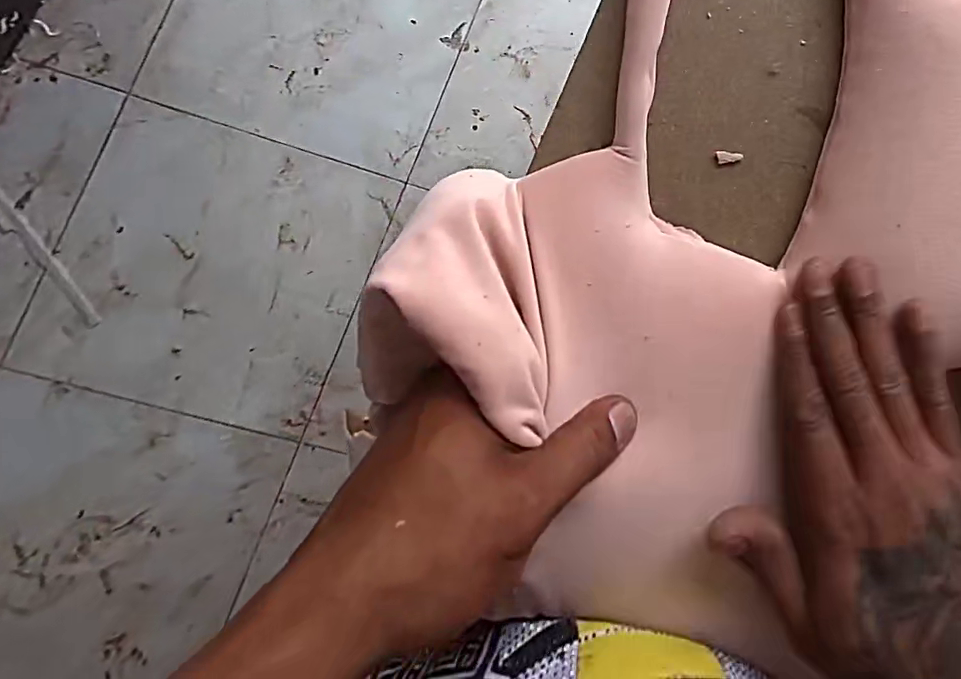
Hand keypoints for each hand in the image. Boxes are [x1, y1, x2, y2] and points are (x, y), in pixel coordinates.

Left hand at [180, 370, 635, 678]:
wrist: (335, 616)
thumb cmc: (436, 544)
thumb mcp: (523, 503)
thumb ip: (578, 453)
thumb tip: (625, 406)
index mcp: (457, 385)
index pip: (518, 345)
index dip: (559, 346)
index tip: (594, 346)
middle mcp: (429, 395)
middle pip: (499, 380)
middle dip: (540, 388)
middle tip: (588, 387)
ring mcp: (410, 431)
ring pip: (478, 412)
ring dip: (513, 423)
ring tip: (559, 424)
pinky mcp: (400, 468)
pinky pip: (458, 438)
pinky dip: (486, 446)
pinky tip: (505, 466)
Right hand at [710, 259, 960, 678]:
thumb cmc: (873, 639)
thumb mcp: (808, 622)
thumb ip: (768, 565)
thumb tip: (718, 524)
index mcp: (837, 508)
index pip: (811, 415)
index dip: (798, 358)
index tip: (789, 310)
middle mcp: (880, 476)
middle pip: (849, 384)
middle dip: (831, 321)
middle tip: (818, 270)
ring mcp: (924, 467)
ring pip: (891, 380)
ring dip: (872, 321)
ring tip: (861, 272)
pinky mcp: (955, 468)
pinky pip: (939, 403)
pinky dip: (927, 355)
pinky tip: (918, 312)